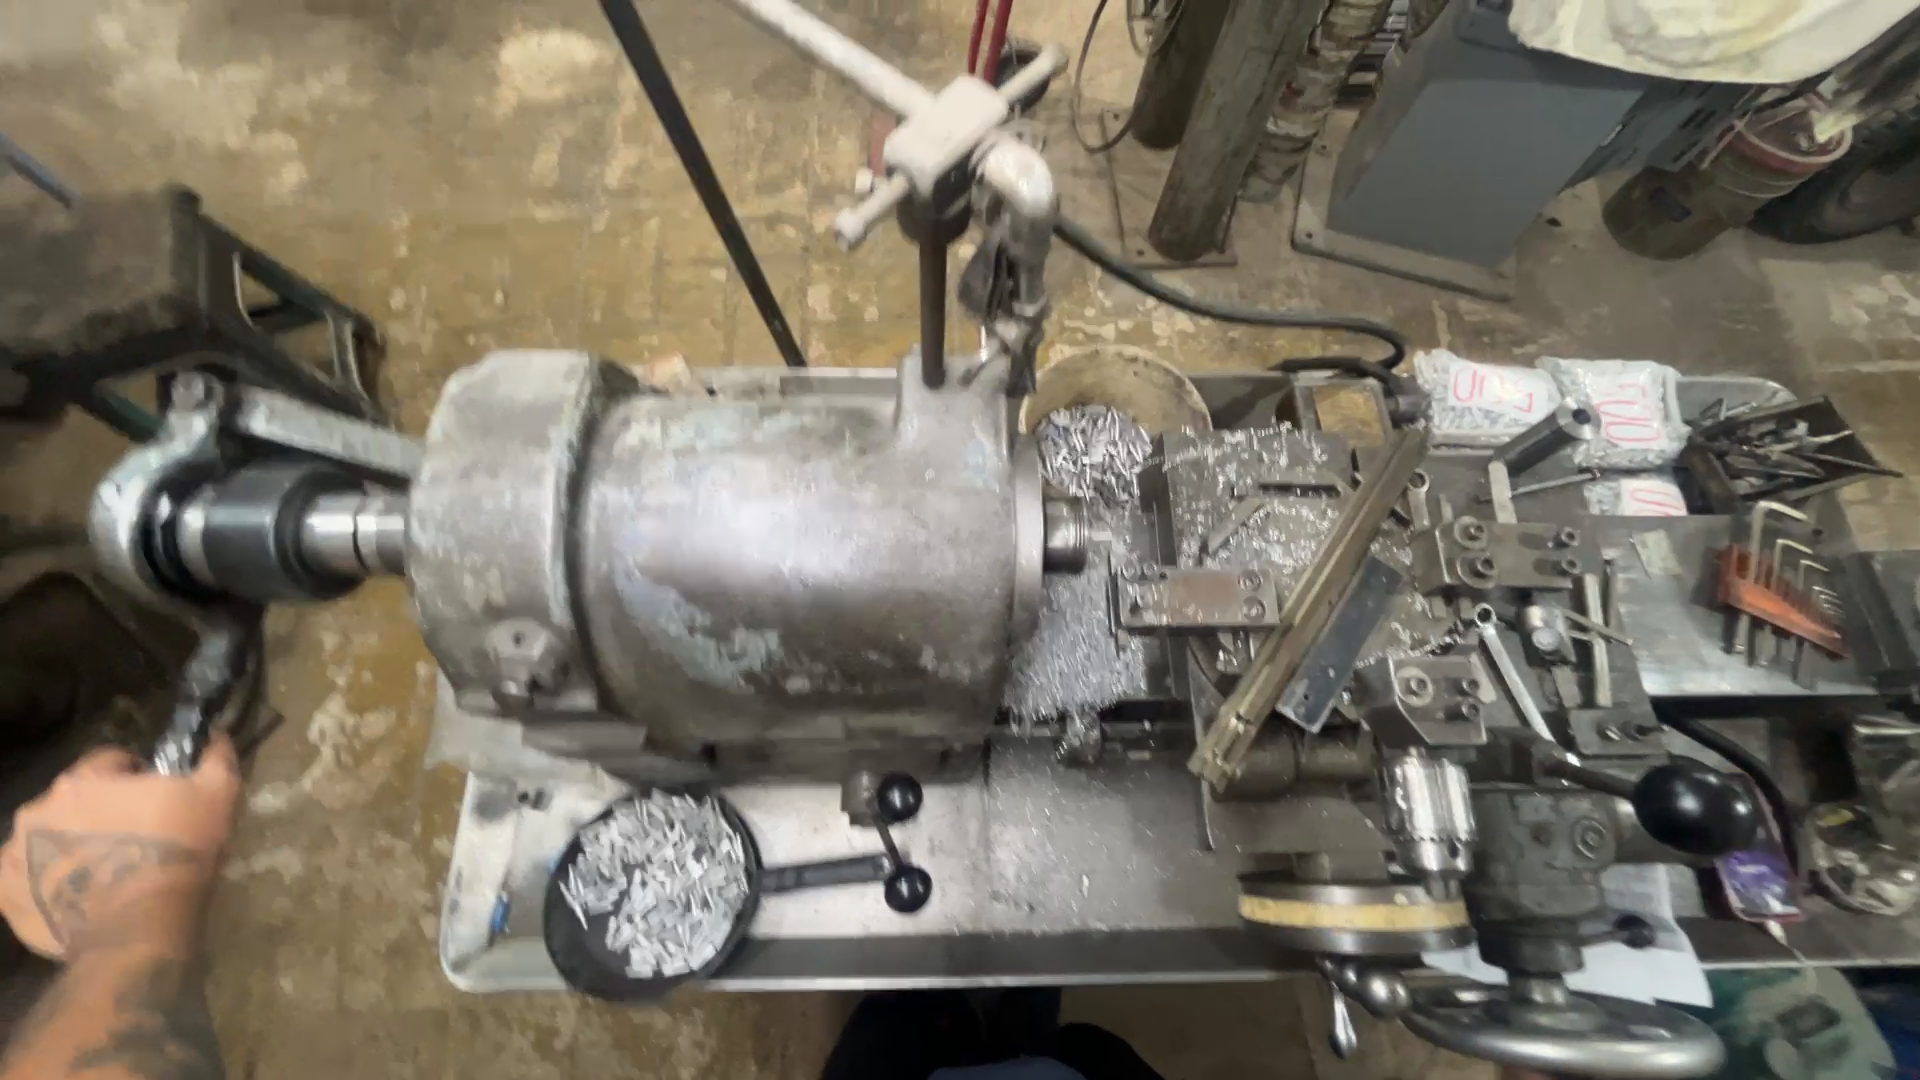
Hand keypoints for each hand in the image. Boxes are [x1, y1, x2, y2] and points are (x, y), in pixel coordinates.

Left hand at [0, 737, 240, 960]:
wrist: (140, 918)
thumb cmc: (180, 845)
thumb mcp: (219, 792)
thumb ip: (214, 757)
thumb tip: (213, 737)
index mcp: (84, 782)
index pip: (107, 759)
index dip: (136, 770)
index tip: (157, 789)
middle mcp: (36, 811)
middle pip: (73, 798)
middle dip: (100, 807)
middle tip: (136, 828)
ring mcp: (11, 855)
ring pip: (47, 836)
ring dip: (72, 841)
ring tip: (109, 862)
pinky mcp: (2, 893)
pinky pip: (26, 874)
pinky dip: (51, 875)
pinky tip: (85, 886)